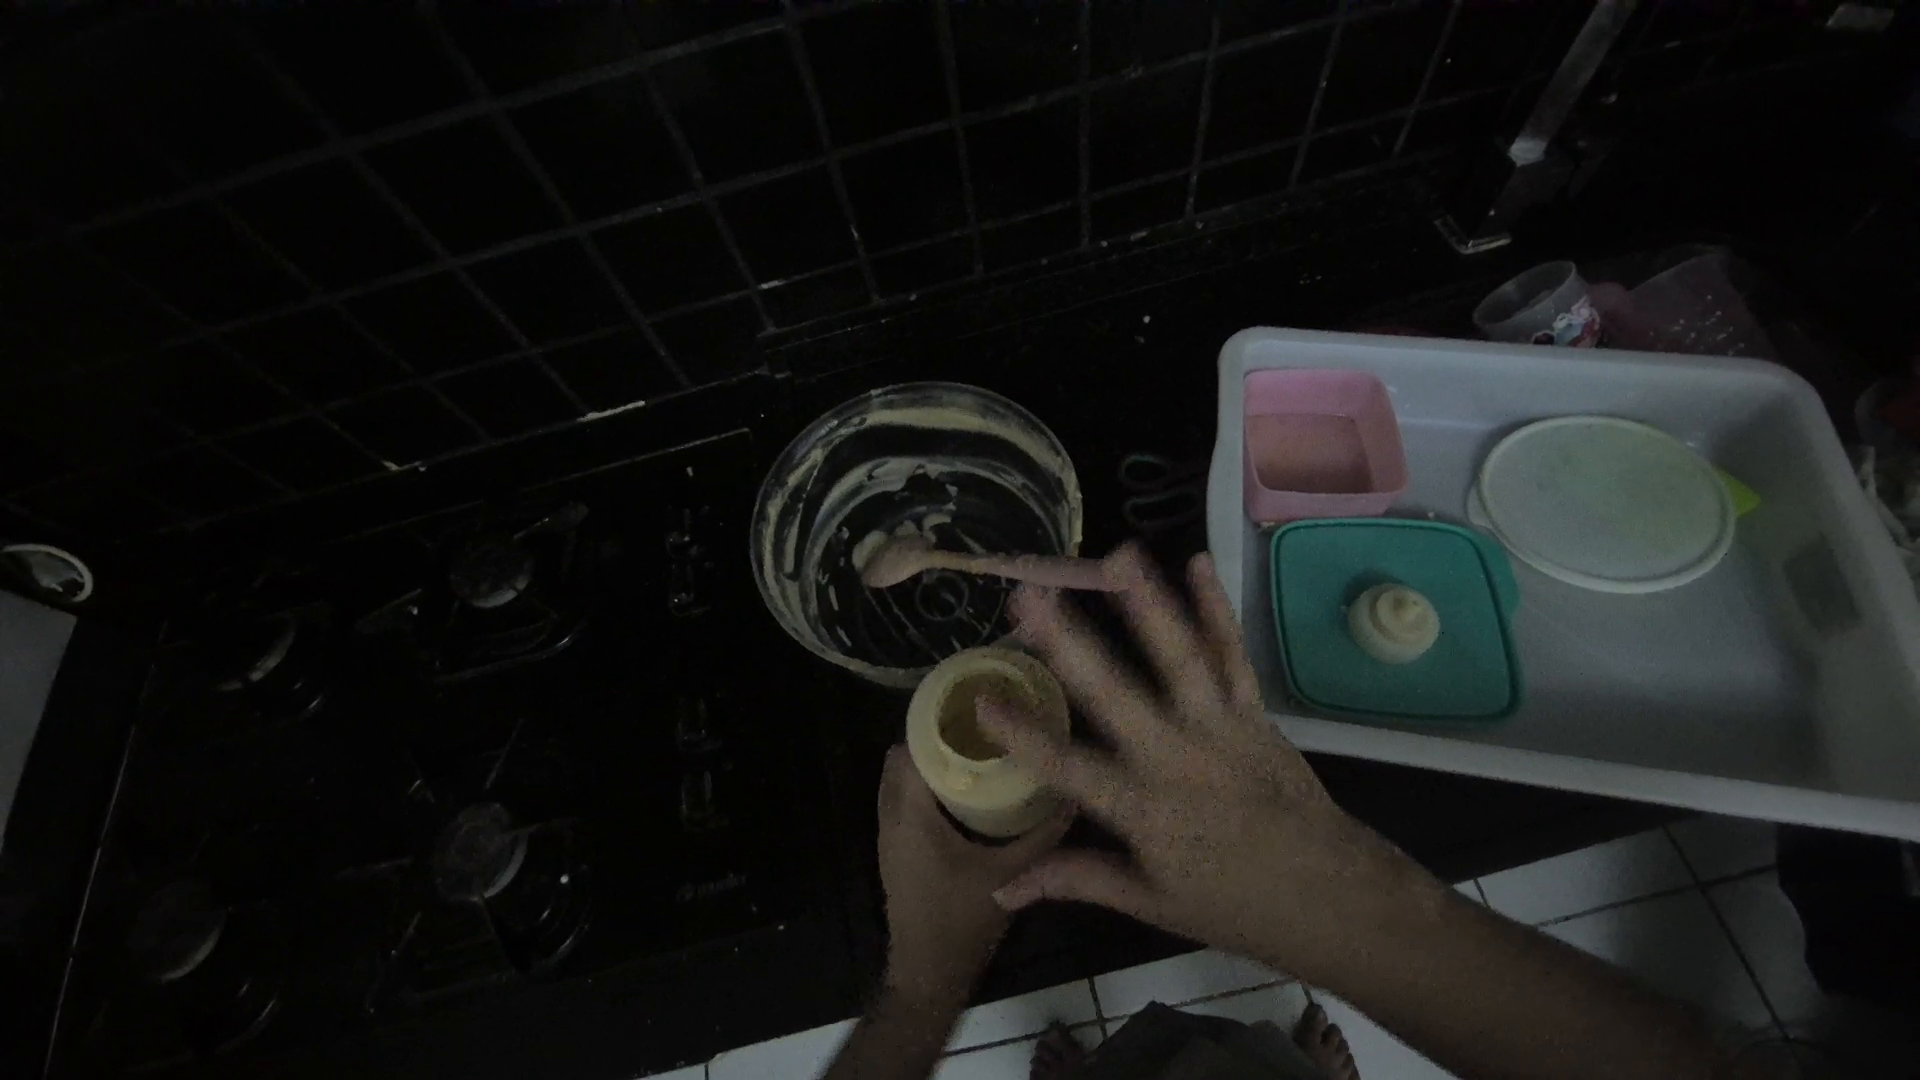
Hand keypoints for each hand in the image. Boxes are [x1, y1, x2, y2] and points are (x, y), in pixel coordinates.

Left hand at [875, 745, 1070, 1000]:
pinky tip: (962, 791)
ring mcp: (888, 835)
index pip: (910, 750)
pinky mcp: (894, 850)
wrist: (927, 974)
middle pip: (901, 759)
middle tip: (977, 729)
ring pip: (898, 781)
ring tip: (972, 753)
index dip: (935, 725)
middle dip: (934, 740)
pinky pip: (901, 801)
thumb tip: (1072, 797)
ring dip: (928, 764)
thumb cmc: (961, 921)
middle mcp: (891, 817)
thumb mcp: (1008, 875)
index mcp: (910, 815)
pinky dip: (923, 787)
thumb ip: (1041, 836)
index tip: (971, 712)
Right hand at [977, 546, 1448, 985]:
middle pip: (1115, 695)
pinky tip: (1197, 563)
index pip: (1069, 769)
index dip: (1022, 736)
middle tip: (1031, 599)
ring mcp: (1220, 728)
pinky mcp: (1253, 711)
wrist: (1337, 899)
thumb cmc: (1236, 905)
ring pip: (1179, 659)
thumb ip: (1076, 879)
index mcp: (1145, 811)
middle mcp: (1177, 759)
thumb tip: (1004, 888)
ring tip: (1117, 558)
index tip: (981, 699)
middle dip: (1068, 644)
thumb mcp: (1151, 903)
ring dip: (1147, 604)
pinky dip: (1214, 608)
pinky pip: (1232, 654)